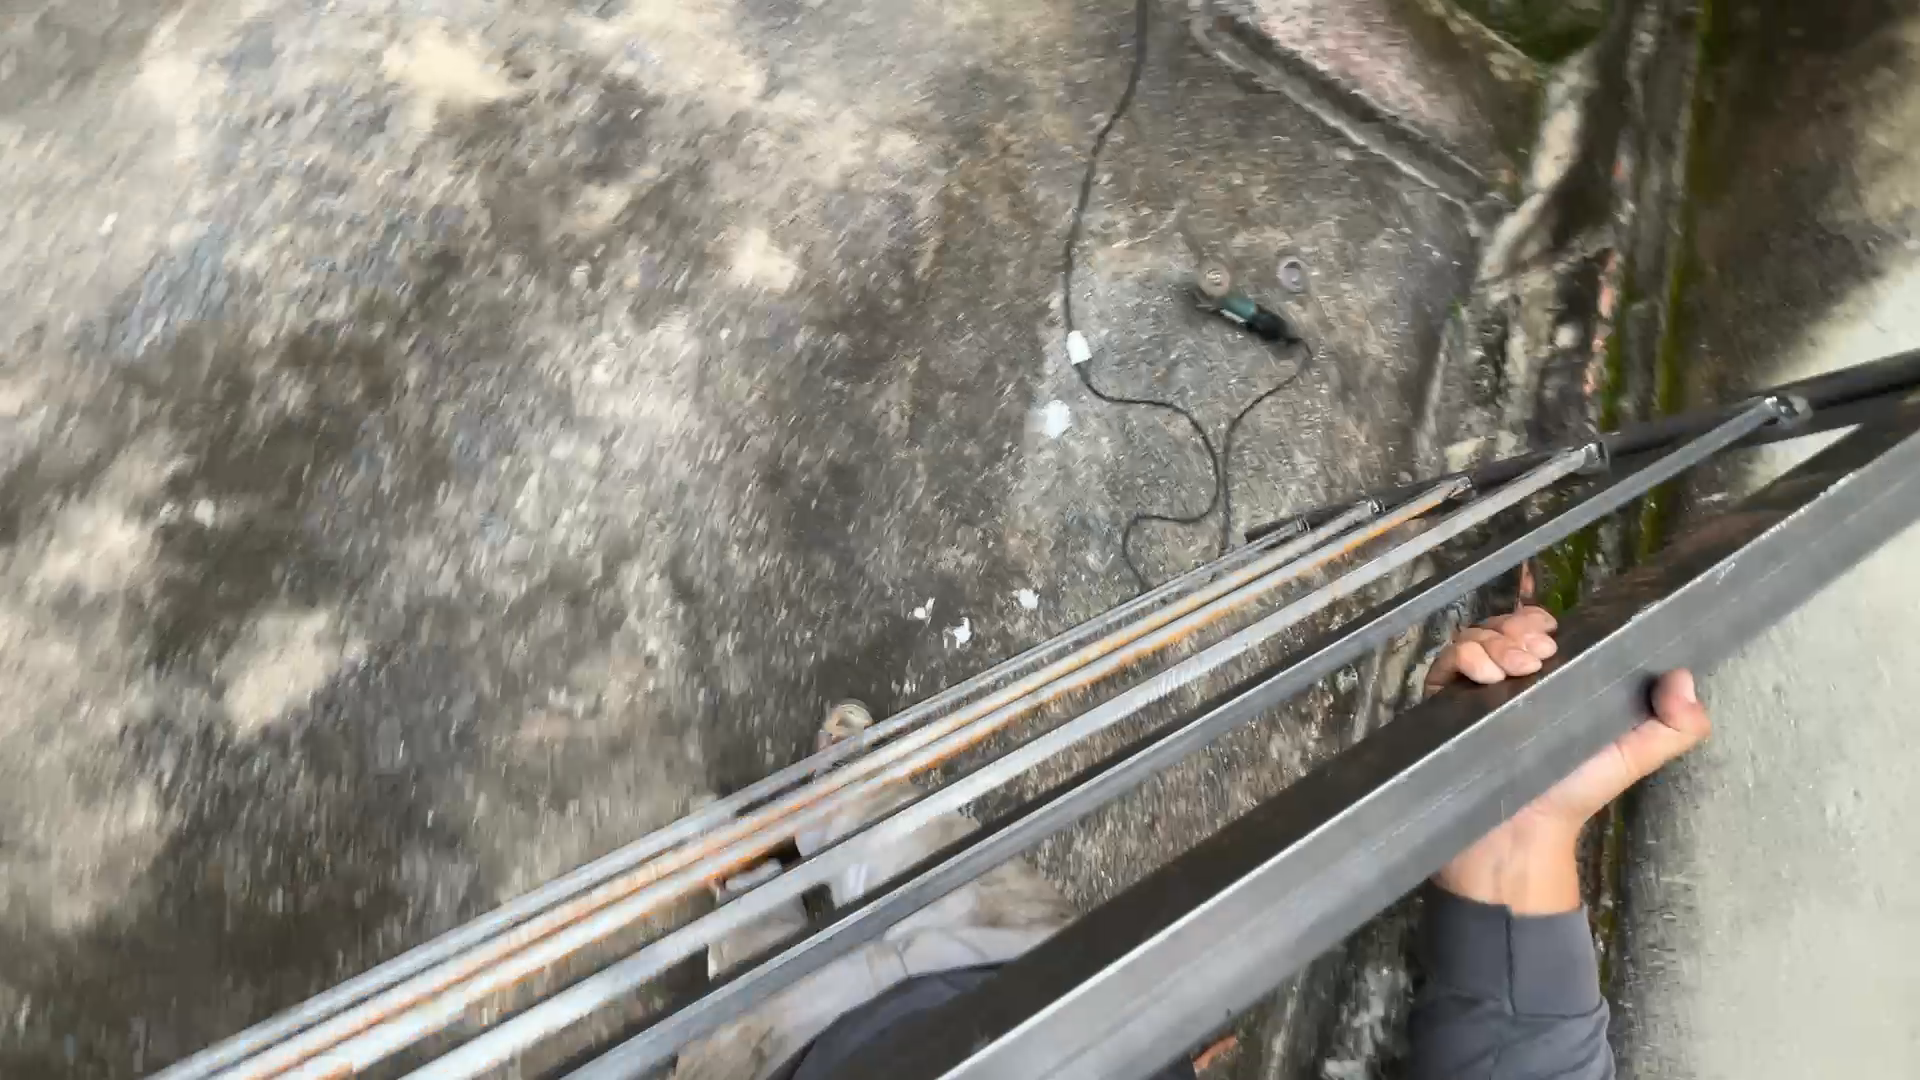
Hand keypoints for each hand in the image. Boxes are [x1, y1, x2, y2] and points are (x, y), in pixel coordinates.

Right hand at [1423, 605, 1711, 913]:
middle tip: (1538, 654)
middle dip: (1515, 629)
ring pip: (1471, 639)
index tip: (1553, 636)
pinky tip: (1484, 675)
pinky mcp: (1441, 701)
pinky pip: (1443, 662)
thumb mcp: (1632, 758)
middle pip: (1499, 628)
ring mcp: (1470, 689)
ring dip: (1492, 643)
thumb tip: (1682, 675)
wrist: (1518, 829)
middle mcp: (1506, 679)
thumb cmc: (1572, 792)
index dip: (1538, 622)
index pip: (1534, 632)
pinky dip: (1462, 657)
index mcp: (1548, 681)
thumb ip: (1673, 726)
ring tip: (1514, 670)